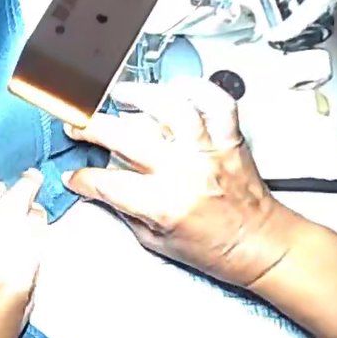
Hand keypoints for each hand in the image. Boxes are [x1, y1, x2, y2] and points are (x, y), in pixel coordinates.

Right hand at [64, 78, 308, 287]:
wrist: (261, 246)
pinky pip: (217, 104)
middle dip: (90, 129)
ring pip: (170, 108)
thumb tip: (99, 189)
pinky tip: (176, 89)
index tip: (75, 178)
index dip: (82, 179)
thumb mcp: (154, 241)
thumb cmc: (215, 248)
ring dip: (139, 96)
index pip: (106, 183)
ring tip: (121, 95)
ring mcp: (207, 152)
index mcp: (163, 204)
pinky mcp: (227, 141)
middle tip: (79, 127)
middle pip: (125, 137)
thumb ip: (124, 210)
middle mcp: (184, 172)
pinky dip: (197, 90)